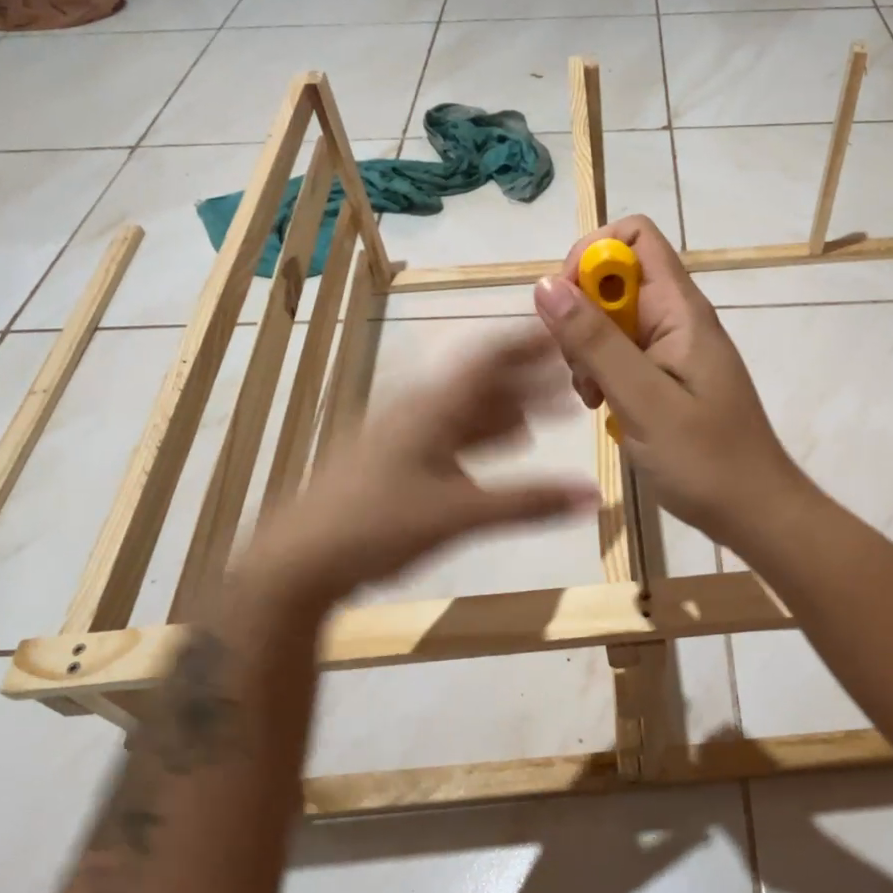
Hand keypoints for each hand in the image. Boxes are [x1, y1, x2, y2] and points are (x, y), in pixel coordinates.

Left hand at [232, 329, 598, 612]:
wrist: (298, 560)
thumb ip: (527, 504)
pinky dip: (486, 435)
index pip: (490, 356)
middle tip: (576, 377)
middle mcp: (419, 410)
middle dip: (530, 377)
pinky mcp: (395, 461)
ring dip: (510, 406)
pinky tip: (503, 448)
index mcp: (433, 407)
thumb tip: (594, 494)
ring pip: (467, 408)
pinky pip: (452, 434)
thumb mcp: (459, 515)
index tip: (569, 332)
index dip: (530, 341)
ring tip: (552, 411)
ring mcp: (404, 435)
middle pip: (483, 380)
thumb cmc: (376, 525)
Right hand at [533, 215, 810, 544]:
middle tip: (582, 370)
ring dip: (588, 353)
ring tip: (595, 399)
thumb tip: (546, 285)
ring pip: (612, 322)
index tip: (566, 308)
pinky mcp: (668, 379)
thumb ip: (595, 343)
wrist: (754, 511)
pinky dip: (604, 376)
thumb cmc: (705, 461)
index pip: (634, 237)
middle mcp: (678, 319)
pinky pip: (623, 357)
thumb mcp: (643, 401)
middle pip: (615, 281)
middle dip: (582, 317)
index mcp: (681, 311)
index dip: (592, 257)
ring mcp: (674, 350)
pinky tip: (606, 411)